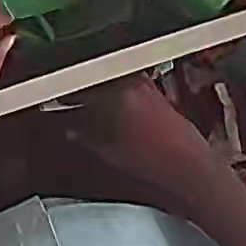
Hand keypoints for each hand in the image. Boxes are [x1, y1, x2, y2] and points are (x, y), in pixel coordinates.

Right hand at [77, 75, 223, 193]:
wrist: (191, 167)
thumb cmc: (150, 162)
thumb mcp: (111, 153)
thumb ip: (85, 137)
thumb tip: (68, 130)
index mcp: (117, 94)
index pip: (83, 87)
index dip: (65, 93)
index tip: (54, 97)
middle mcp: (132, 82)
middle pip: (98, 79)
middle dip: (81, 87)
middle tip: (66, 97)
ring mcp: (146, 85)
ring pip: (113, 79)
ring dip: (98, 86)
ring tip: (85, 100)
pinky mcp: (156, 92)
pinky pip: (128, 83)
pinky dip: (115, 90)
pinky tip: (110, 104)